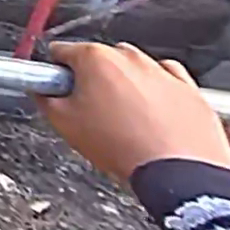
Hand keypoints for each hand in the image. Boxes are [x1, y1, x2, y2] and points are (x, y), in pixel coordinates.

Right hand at [34, 41, 229, 182]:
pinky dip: (159, 89)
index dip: (57, 71)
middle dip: (94, 78)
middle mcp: (127, 56)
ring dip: (126, 83)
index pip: (62, 51)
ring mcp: (160, 70)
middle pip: (99, 58)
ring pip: (133, 68)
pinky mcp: (188, 89)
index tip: (61, 88)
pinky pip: (168, 78)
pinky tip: (155, 111)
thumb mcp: (64, 124)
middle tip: (94, 110)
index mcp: (93, 57)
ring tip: (128, 118)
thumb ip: (44, 99)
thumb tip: (41, 91)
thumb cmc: (123, 148)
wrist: (181, 177)